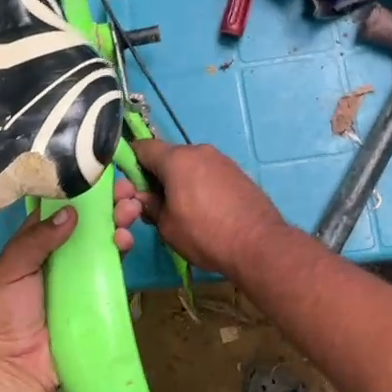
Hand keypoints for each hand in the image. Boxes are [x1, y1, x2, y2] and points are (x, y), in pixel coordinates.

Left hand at [0, 178, 143, 391]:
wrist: (19, 368)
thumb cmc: (6, 315)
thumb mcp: (11, 269)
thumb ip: (37, 238)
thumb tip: (71, 212)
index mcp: (33, 242)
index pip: (59, 208)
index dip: (79, 191)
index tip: (99, 175)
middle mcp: (59, 253)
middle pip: (87, 221)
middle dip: (107, 203)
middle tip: (126, 189)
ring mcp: (80, 274)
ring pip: (102, 239)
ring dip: (118, 221)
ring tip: (130, 210)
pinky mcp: (98, 293)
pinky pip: (112, 267)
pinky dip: (121, 250)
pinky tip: (126, 239)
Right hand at [131, 138, 292, 277]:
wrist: (260, 244)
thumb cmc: (206, 234)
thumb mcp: (167, 226)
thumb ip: (151, 206)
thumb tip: (144, 197)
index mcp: (177, 158)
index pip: (143, 147)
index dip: (131, 163)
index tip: (131, 186)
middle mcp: (200, 151)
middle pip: (168, 157)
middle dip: (157, 177)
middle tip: (156, 205)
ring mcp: (222, 160)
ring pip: (190, 165)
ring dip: (180, 182)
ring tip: (182, 211)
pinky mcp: (238, 173)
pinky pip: (208, 173)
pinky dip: (199, 186)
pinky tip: (204, 211)